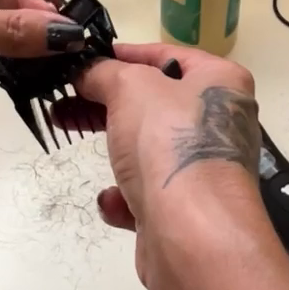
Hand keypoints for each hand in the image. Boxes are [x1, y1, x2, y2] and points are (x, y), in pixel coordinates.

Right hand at [73, 44, 260, 236]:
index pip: (169, 56)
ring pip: (150, 149)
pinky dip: (127, 196)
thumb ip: (104, 73)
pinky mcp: (189, 211)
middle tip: (66, 101)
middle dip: (108, 102)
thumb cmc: (170, 144)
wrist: (193, 235)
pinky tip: (113, 201)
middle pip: (156, 103)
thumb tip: (88, 71)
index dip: (127, 54)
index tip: (88, 59)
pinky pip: (150, 194)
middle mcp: (222, 122)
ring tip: (74, 136)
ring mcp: (207, 169)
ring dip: (115, 149)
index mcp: (222, 82)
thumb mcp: (130, 87)